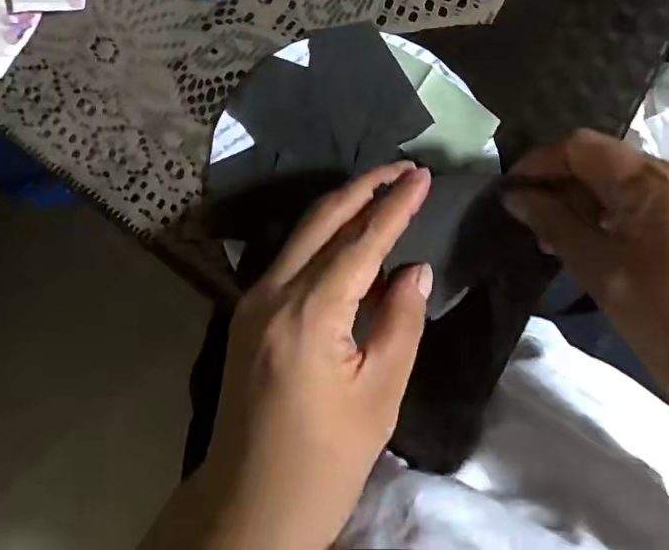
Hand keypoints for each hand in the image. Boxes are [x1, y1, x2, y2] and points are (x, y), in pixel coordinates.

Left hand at [140, 162, 433, 549]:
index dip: (394, 206)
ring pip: (301, 235)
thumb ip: (400, 323)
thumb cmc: (326, 460)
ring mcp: (252, 298)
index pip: (360, 243)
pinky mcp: (247, 311)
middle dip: (362, 188)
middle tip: (402, 169)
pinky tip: (351, 240)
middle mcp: (272, 292)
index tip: (421, 177)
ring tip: (382, 190)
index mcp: (308, 314)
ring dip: (341, 208)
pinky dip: (323, 241)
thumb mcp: (379, 398)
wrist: (250, 501)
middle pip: (320, 221)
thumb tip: (413, 268)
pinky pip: (290, 260)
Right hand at [503, 132, 668, 549]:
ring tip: (558, 242)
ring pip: (624, 184)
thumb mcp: (602, 272)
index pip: (582, 147)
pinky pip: (648, 203)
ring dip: (586, 205)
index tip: (508, 193)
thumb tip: (514, 195)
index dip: (538, 163)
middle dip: (562, 188)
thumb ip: (553, 223)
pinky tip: (596, 248)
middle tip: (531, 225)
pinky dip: (615, 218)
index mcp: (664, 179)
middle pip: (605, 163)